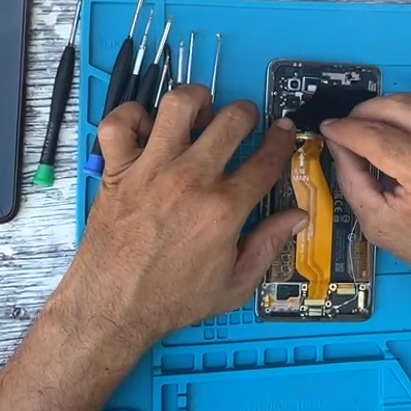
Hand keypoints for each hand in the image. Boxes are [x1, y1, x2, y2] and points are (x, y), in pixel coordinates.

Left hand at [52, 86, 304, 354]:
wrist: (112, 309)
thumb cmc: (171, 300)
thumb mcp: (234, 285)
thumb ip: (269, 245)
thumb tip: (298, 217)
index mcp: (224, 209)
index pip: (267, 159)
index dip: (282, 140)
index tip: (284, 132)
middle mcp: (190, 180)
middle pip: (232, 120)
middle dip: (247, 113)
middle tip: (243, 123)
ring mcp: (151, 169)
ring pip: (179, 104)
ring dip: (196, 101)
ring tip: (199, 116)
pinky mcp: (117, 169)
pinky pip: (120, 121)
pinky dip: (132, 116)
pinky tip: (146, 130)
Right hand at [319, 93, 410, 304]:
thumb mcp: (380, 225)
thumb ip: (352, 179)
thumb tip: (338, 142)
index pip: (376, 135)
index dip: (345, 129)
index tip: (328, 128)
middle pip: (396, 106)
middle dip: (363, 112)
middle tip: (347, 127)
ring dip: (386, 110)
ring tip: (370, 130)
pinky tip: (399, 134)